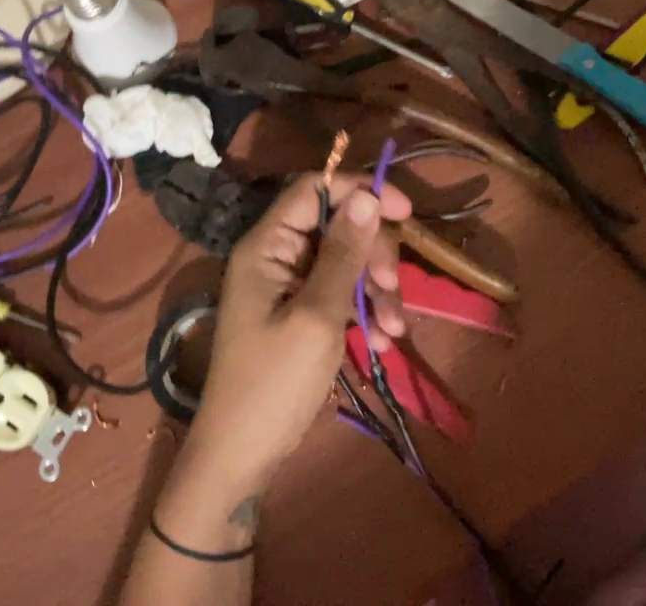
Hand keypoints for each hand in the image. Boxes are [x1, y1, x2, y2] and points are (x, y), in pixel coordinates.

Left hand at [184, 173, 412, 492]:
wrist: (241, 454)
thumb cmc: (273, 383)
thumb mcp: (317, 316)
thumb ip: (342, 254)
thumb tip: (366, 196)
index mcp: (266, 246)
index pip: (313, 190)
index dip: (360, 190)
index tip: (404, 211)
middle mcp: (275, 256)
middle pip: (336, 225)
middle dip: (373, 253)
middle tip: (392, 288)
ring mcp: (287, 285)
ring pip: (345, 261)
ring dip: (375, 289)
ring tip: (394, 331)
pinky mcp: (300, 312)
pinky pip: (340, 292)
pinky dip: (363, 311)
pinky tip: (382, 343)